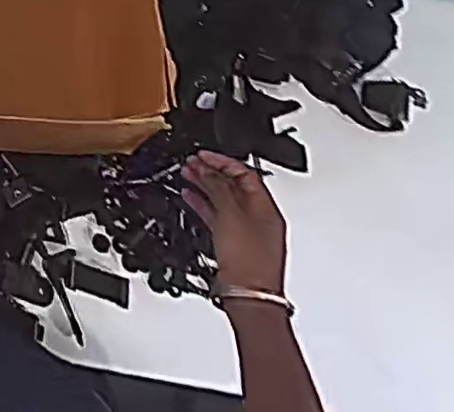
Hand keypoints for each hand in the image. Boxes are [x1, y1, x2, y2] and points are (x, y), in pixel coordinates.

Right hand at [183, 150, 287, 294]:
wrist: (247, 298)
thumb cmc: (249, 262)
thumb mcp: (231, 214)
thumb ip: (219, 188)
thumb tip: (208, 171)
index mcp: (265, 207)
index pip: (244, 173)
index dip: (222, 161)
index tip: (204, 155)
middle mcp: (257, 218)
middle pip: (232, 186)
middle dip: (211, 172)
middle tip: (193, 162)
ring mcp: (245, 232)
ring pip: (222, 200)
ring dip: (204, 185)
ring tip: (187, 174)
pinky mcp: (233, 244)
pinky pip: (216, 216)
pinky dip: (203, 204)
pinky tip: (191, 197)